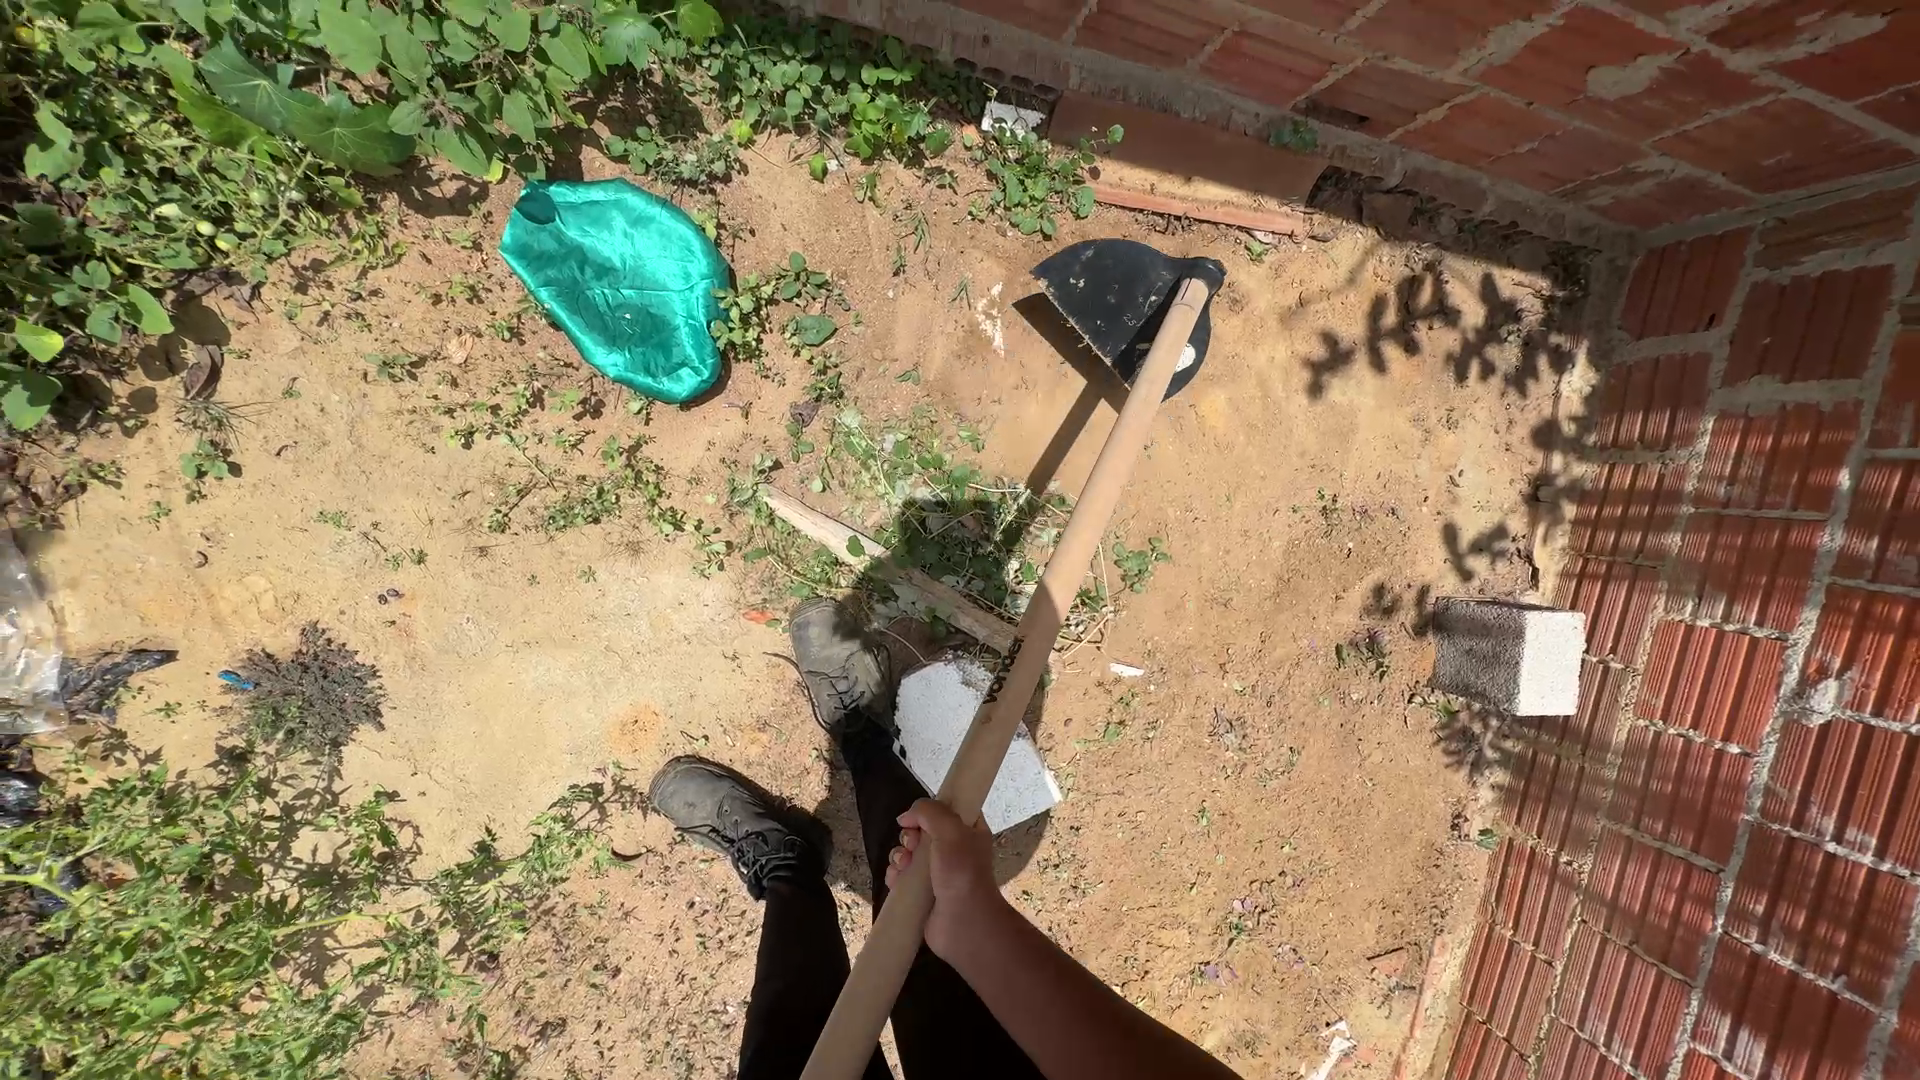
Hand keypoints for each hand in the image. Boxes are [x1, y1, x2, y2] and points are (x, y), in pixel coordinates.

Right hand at [886, 797, 1006, 958]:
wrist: (963, 922)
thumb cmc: (961, 871)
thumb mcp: (950, 829)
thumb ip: (929, 811)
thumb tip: (906, 817)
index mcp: (969, 831)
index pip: (947, 810)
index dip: (929, 810)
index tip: (917, 818)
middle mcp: (953, 849)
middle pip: (922, 831)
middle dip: (910, 836)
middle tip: (912, 846)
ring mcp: (937, 872)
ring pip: (908, 853)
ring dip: (899, 855)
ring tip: (903, 866)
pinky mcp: (922, 892)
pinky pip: (901, 876)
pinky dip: (895, 875)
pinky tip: (897, 879)